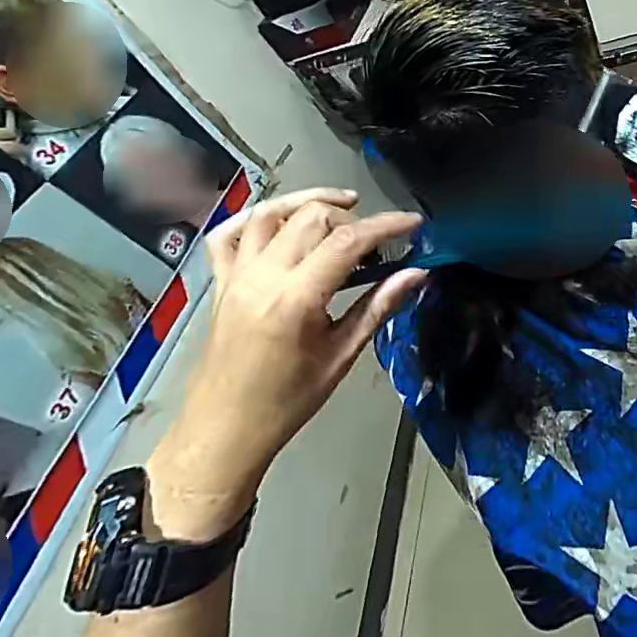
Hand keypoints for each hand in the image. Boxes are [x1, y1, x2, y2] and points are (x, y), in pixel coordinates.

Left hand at [149, 189, 423, 537]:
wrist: (223, 433)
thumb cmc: (287, 401)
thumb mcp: (342, 355)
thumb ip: (379, 306)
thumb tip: (418, 273)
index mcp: (295, 298)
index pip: (348, 240)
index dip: (386, 225)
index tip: (413, 223)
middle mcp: (261, 277)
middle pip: (312, 217)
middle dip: (353, 218)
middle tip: (376, 243)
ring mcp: (235, 276)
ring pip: (270, 213)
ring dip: (309, 203)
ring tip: (342, 206)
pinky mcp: (219, 283)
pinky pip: (229, 234)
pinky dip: (257, 217)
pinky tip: (283, 218)